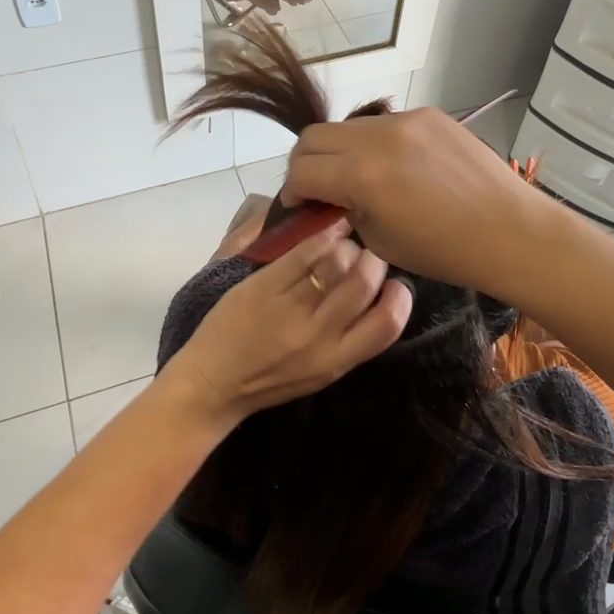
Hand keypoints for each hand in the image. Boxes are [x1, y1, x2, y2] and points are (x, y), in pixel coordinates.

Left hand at [161, 220, 412, 425]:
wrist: (213, 384)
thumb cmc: (269, 380)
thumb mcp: (320, 372)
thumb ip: (350, 339)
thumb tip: (377, 297)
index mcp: (337, 360)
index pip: (388, 323)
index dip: (400, 296)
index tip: (394, 283)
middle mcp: (319, 335)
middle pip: (365, 282)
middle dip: (373, 259)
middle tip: (366, 252)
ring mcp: (291, 308)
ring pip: (337, 261)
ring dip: (347, 244)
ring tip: (343, 241)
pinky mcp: (265, 286)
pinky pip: (304, 252)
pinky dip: (322, 234)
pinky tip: (327, 228)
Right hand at [282, 109, 563, 300]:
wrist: (510, 232)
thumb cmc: (444, 251)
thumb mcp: (378, 240)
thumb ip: (343, 210)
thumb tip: (325, 198)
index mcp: (361, 175)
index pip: (300, 169)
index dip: (292, 191)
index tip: (301, 206)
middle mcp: (377, 137)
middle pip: (314, 137)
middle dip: (307, 164)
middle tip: (319, 188)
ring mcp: (405, 119)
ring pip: (348, 126)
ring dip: (341, 150)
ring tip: (359, 177)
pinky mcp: (428, 114)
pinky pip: (384, 123)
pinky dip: (376, 143)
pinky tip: (398, 168)